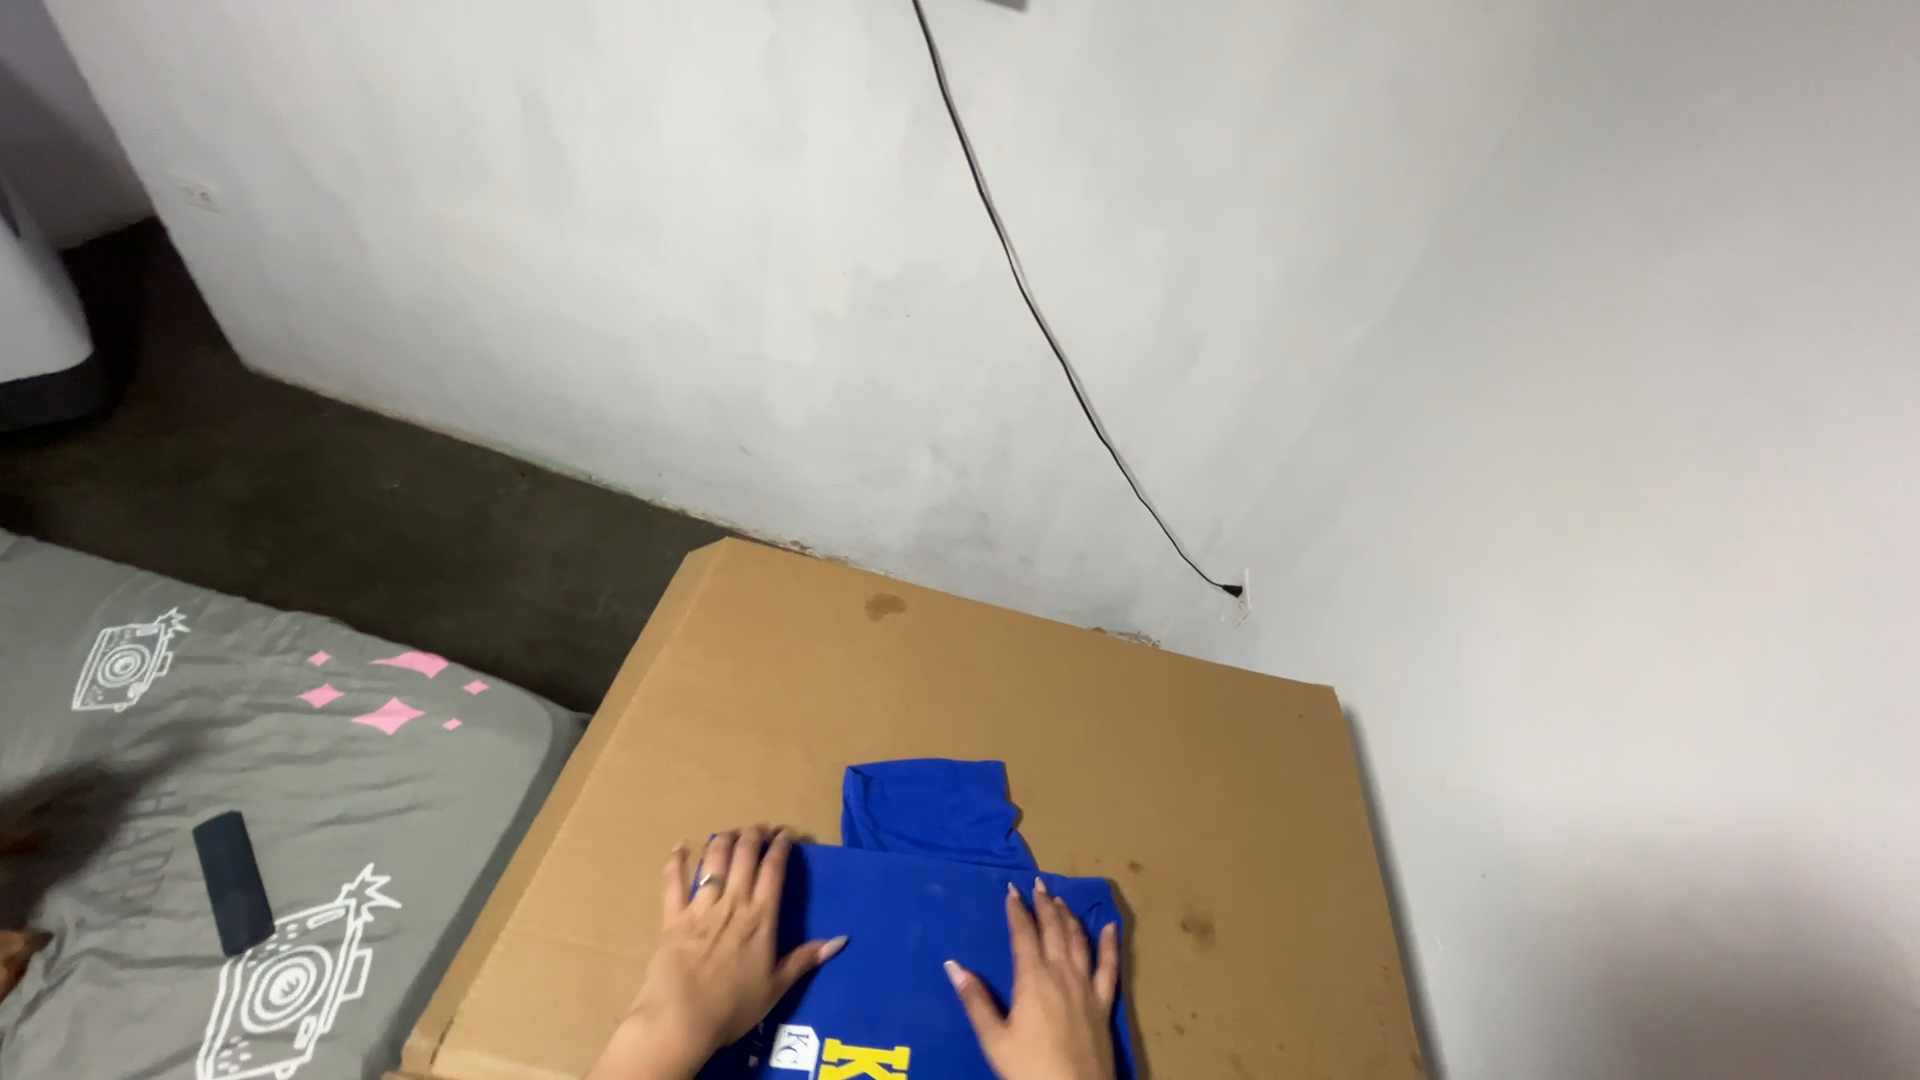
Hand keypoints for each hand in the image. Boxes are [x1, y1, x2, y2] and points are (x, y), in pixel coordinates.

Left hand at [588, 826, 845, 1079]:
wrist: (681, 1024)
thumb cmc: (733, 1008)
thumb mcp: (777, 987)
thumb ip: (806, 959)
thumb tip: (842, 939)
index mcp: (761, 917)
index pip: (774, 869)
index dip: (780, 846)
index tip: (785, 834)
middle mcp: (733, 903)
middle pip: (745, 856)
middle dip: (753, 835)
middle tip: (758, 828)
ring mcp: (701, 908)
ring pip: (714, 861)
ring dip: (723, 840)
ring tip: (730, 832)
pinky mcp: (672, 918)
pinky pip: (673, 883)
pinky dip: (676, 861)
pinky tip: (681, 845)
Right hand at [946, 878, 1120, 1079]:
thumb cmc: (1029, 1069)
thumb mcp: (994, 1039)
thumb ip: (975, 1000)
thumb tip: (953, 965)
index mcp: (1033, 978)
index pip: (1023, 934)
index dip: (1017, 910)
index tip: (1012, 890)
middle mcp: (1061, 973)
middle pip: (1053, 929)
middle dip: (1044, 904)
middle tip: (1038, 884)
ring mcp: (1086, 986)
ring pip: (1078, 940)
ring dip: (1069, 917)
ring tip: (1061, 899)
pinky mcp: (1103, 1003)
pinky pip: (1109, 966)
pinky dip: (1110, 944)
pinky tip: (1111, 927)